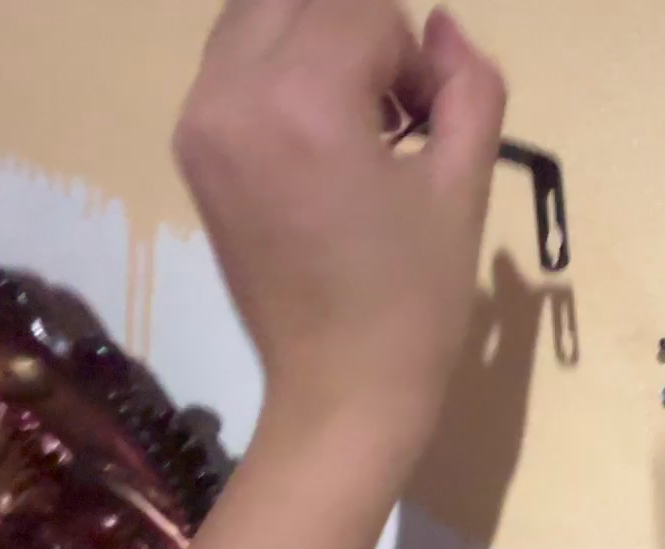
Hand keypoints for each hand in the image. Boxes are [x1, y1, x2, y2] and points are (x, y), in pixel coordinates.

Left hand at [174, 0, 505, 447]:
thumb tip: (445, 31)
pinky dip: (283, 74)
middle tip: (400, 115)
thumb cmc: (416, 308)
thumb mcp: (463, 197)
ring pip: (258, 18)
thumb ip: (471, 93)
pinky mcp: (193, 153)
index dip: (415, 57)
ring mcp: (200, 123)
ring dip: (320, 45)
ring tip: (362, 128)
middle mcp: (231, 94)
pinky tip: (323, 144)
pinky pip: (233, 66)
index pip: (363, 11)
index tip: (434, 124)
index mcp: (303, 105)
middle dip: (363, 35)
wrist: (344, 393)